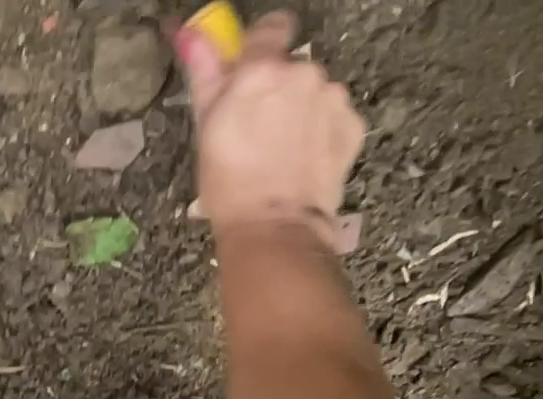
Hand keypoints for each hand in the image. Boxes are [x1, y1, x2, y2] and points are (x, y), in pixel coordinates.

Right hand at [177, 10, 365, 248]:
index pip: (270, 28)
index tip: (250, 73)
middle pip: (291, 67)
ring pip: (312, 93)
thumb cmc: (231, 184)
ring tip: (278, 153)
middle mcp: (303, 73)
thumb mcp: (207, 129)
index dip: (259, 48)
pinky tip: (300, 161)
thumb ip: (204, 74)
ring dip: (298, 112)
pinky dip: (319, 133)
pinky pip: (332, 117)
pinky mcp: (351, 125)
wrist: (274, 227)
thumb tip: (191, 35)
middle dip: (277, 90)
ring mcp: (332, 98)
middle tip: (256, 131)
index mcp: (262, 70)